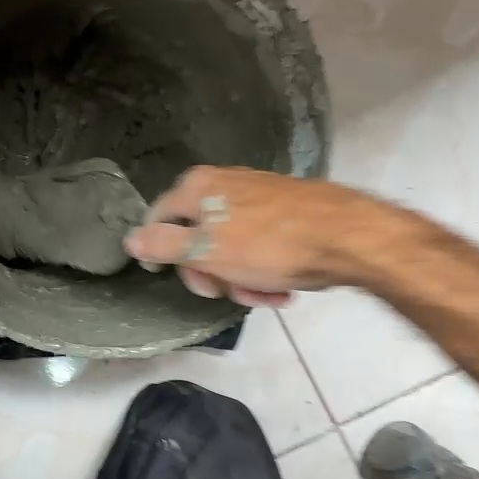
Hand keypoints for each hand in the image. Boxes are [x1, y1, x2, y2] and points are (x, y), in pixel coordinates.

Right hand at [124, 166, 379, 307]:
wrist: (349, 237)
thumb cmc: (268, 245)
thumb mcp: (205, 251)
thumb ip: (162, 245)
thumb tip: (129, 239)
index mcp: (195, 187)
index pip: (157, 221)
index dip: (163, 256)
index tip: (186, 282)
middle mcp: (222, 182)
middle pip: (195, 235)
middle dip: (210, 272)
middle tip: (229, 294)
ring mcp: (256, 193)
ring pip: (230, 244)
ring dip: (240, 276)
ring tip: (266, 296)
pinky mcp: (286, 207)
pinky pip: (259, 241)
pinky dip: (264, 266)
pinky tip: (282, 287)